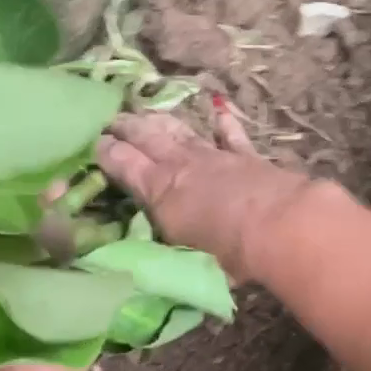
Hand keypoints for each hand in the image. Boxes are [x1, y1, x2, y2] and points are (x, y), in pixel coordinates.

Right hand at [94, 105, 319, 282]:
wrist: (277, 226)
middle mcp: (181, 165)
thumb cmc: (223, 253)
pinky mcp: (245, 156)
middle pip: (147, 138)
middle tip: (111, 119)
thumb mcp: (180, 258)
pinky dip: (223, 124)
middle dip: (126, 127)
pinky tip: (218, 112)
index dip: (107, 153)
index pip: (124, 165)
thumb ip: (158, 247)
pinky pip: (230, 135)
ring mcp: (214, 156)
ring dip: (161, 122)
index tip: (93, 144)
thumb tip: (140, 256)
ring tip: (147, 114)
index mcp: (159, 190)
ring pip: (181, 131)